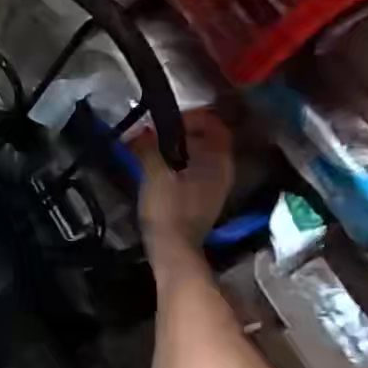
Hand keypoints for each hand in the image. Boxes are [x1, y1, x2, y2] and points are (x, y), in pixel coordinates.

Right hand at [131, 110, 233, 257]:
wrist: (174, 250)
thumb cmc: (167, 208)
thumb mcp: (154, 172)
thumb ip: (149, 147)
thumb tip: (142, 131)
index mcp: (218, 158)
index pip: (213, 123)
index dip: (190, 117)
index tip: (164, 122)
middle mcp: (224, 169)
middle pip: (206, 140)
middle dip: (181, 134)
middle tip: (154, 136)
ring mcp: (216, 187)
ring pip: (200, 157)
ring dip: (178, 151)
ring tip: (153, 154)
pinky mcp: (204, 200)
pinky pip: (195, 173)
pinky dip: (179, 167)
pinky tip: (160, 174)